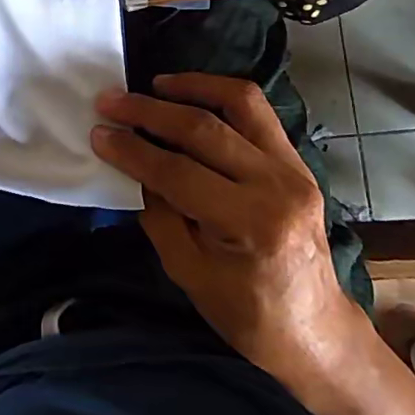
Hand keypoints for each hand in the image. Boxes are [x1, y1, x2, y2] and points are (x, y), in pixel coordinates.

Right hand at [90, 74, 364, 383]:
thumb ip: (159, 214)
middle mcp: (278, 185)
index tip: (98, 132)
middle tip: (111, 100)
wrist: (315, 330)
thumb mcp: (189, 273)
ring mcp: (295, 168)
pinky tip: (191, 95)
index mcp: (252, 222)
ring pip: (241, 103)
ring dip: (192, 87)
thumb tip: (132, 167)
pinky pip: (258, 113)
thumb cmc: (248, 315)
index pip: (178, 171)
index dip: (133, 150)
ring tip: (154, 85)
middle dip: (150, 111)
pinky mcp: (298, 162)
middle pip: (205, 130)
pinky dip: (221, 95)